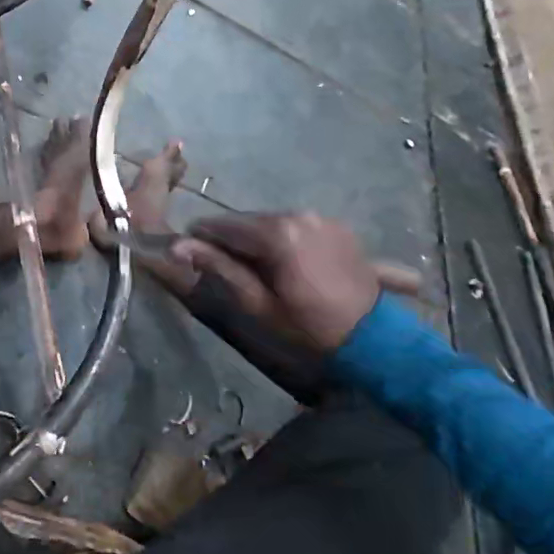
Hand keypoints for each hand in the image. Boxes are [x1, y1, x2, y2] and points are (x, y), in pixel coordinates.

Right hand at [171, 212, 380, 352]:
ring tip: (259, 270)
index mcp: (277, 232)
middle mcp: (297, 214)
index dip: (199, 240)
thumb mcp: (257, 303)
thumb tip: (176, 246)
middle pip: (245, 220)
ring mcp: (320, 217)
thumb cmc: (309, 327)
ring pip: (269, 222)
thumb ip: (218, 267)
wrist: (376, 340)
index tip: (192, 259)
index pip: (220, 224)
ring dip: (255, 240)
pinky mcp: (336, 226)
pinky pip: (294, 226)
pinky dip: (281, 239)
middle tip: (227, 270)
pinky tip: (285, 264)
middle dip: (229, 240)